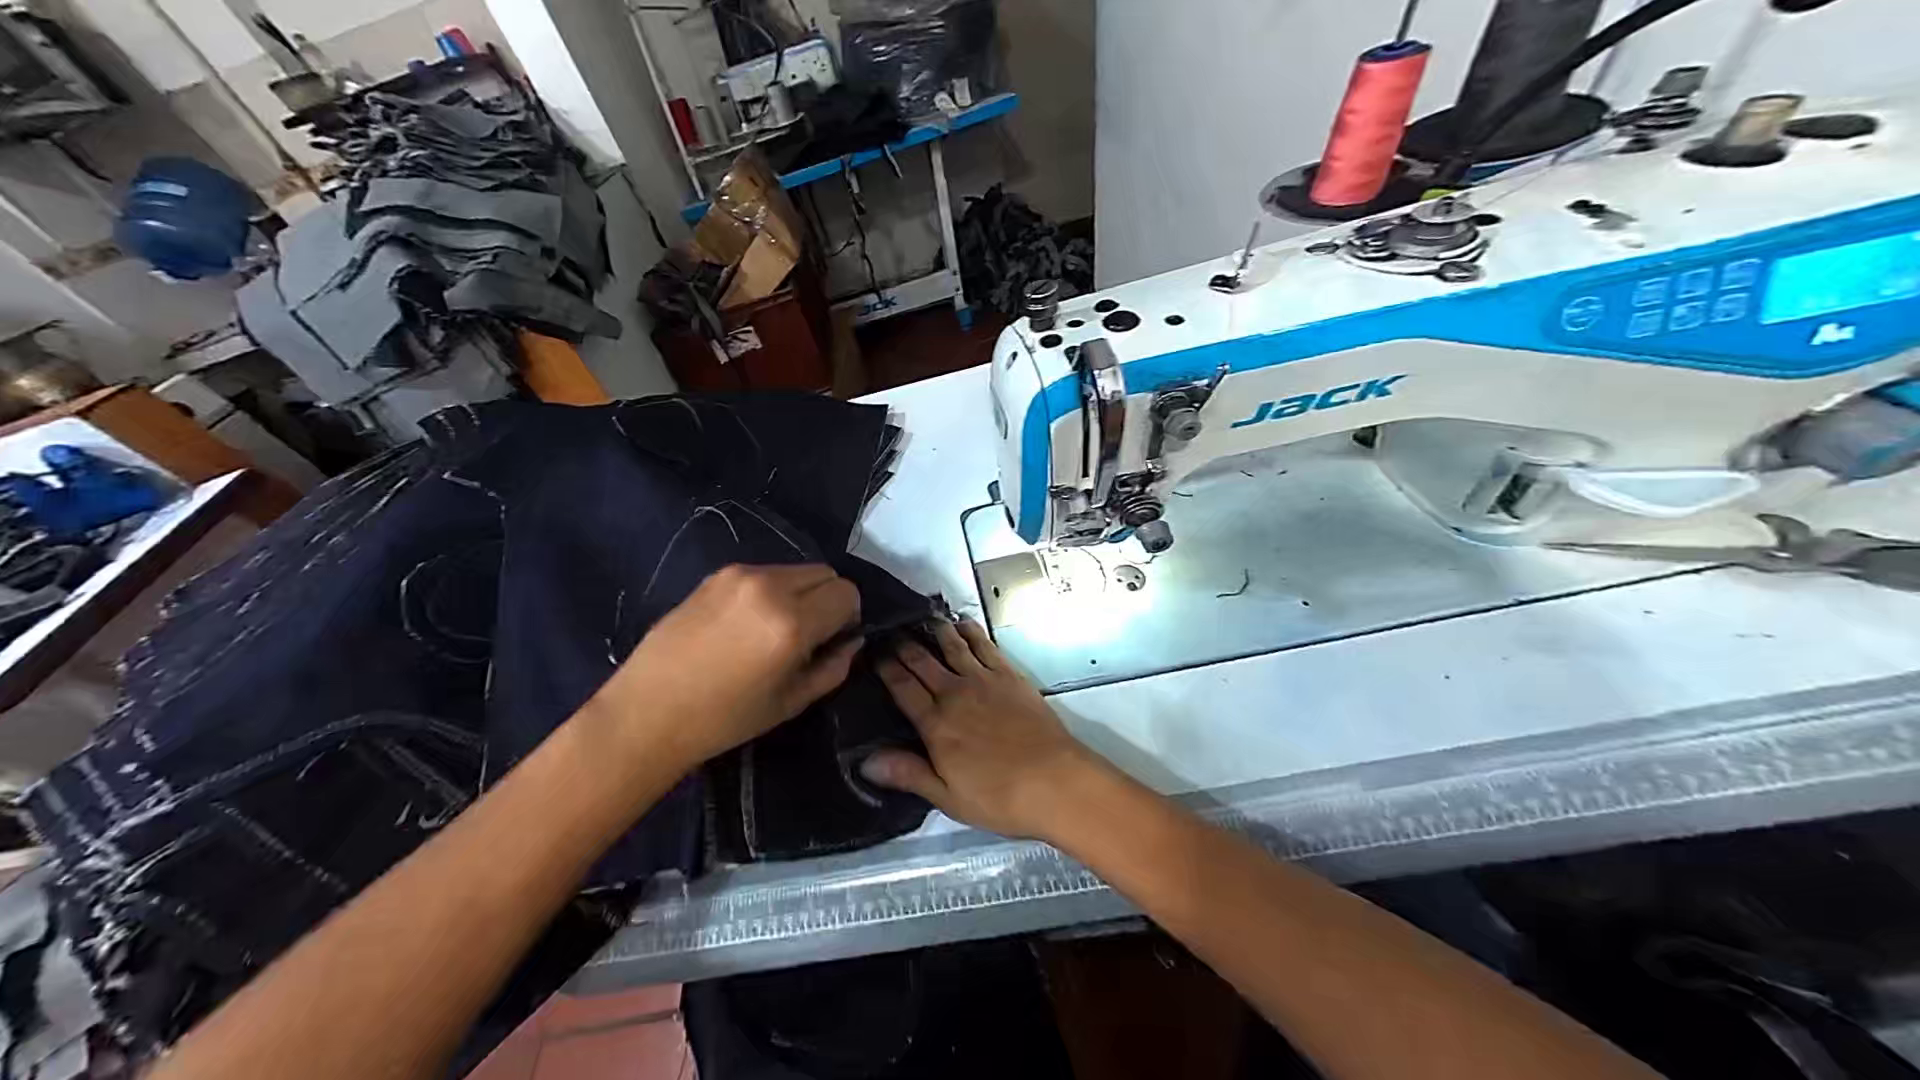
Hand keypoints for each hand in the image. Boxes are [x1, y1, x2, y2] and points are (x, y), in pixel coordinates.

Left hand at [593, 564, 860, 766]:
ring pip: (796, 570)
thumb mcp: (792, 702)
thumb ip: (833, 666)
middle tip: (809, 635)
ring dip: (800, 593)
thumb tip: (851, 640)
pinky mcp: (716, 575)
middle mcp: (770, 586)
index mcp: (792, 622)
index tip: (832, 640)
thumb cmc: (724, 719)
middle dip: (828, 600)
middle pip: (826, 573)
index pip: (847, 592)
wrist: (647, 712)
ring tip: (775, 630)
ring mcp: (739, 575)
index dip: (849, 617)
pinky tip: (747, 625)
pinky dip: (772, 592)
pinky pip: (765, 574)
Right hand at [865, 619, 1105, 839]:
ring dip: (935, 631)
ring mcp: (984, 680)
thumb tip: (864, 760)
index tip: (873, 653)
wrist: (1054, 780)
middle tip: (890, 633)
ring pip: (952, 646)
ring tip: (923, 619)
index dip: (885, 668)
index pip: (902, 687)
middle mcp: (955, 694)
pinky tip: (963, 624)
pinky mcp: (1009, 675)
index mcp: (935, 724)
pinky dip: (970, 631)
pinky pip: (984, 645)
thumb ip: (907, 773)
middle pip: (922, 662)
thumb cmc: (999, 797)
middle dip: (903, 645)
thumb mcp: (947, 796)